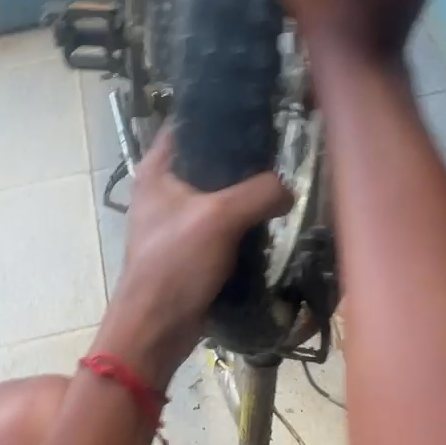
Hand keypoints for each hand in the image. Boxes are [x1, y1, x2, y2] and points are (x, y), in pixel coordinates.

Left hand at [92, 129, 290, 385]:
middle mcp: (164, 188)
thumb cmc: (175, 265)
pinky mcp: (191, 249)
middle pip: (211, 161)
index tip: (261, 117)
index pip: (190, 123)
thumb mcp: (221, 217)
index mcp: (157, 168)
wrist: (156, 328)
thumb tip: (289, 191)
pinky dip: (244, 226)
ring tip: (281, 192)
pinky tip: (269, 227)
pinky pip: (224, 227)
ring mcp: (177, 220)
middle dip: (245, 162)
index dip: (223, 117)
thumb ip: (260, 192)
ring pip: (220, 196)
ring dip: (248, 197)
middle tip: (283, 158)